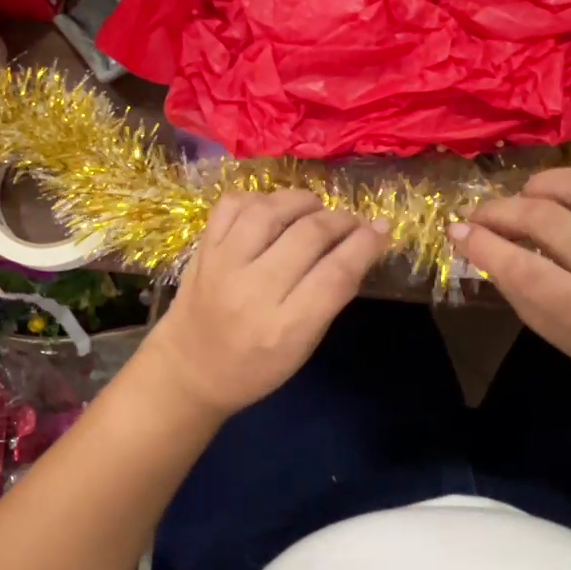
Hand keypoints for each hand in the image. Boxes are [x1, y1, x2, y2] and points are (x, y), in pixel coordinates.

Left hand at [146, 191, 390, 417]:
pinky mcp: (202, 249)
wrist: (189, 371)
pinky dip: (259, 198)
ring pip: (268, 211)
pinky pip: (232, 205)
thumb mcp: (304, 346)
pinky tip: (274, 207)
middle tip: (352, 221)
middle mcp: (252, 292)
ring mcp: (222, 266)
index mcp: (285, 328)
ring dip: (301, 201)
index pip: (335, 274)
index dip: (365, 244)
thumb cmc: (255, 368)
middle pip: (307, 236)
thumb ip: (329, 298)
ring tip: (316, 207)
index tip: (381, 229)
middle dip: (340, 220)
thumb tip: (361, 247)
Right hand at [449, 160, 570, 391]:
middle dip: (498, 211)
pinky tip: (563, 190)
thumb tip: (469, 237)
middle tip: (478, 217)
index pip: (523, 267)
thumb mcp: (547, 327)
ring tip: (522, 201)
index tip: (456, 231)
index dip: (482, 244)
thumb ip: (511, 282)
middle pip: (544, 218)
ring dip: (536, 185)